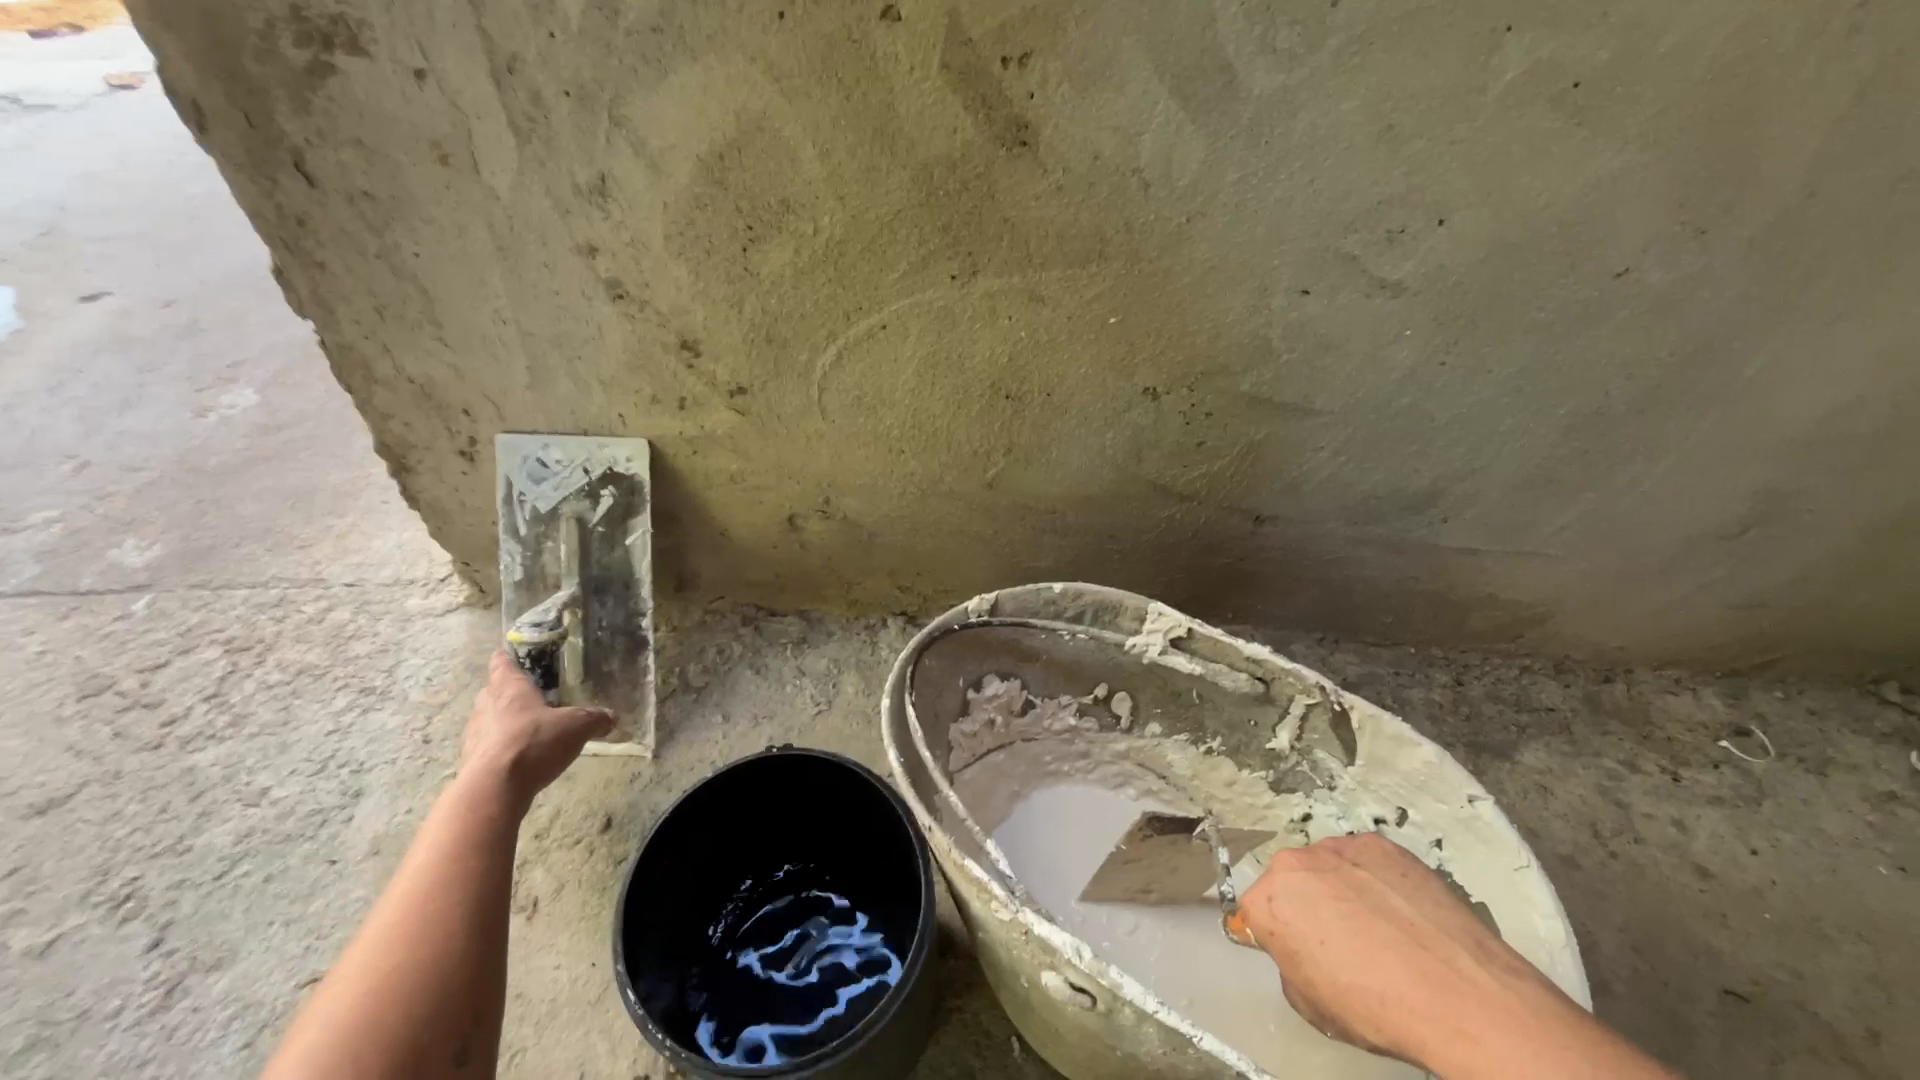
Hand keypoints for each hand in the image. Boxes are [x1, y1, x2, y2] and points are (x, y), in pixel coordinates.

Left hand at [459, 649, 613, 809]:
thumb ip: (595, 719)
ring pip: (487, 720)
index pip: (502, 664)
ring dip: (501, 722)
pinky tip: (518, 758)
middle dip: (506, 692)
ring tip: (525, 730)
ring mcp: (475, 734)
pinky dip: (499, 748)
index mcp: (509, 689)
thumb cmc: (534, 742)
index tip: (508, 654)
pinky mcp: (471, 761)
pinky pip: (486, 747)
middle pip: (492, 691)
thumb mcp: (576, 727)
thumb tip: (612, 717)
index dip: (506, 658)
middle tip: (527, 697)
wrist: (495, 788)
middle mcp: (487, 706)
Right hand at [1238, 832, 1587, 1072]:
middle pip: (1292, 881)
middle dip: (1309, 904)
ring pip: (1329, 867)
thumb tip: (1302, 950)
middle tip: (1342, 940)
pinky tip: (1401, 913)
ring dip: (1342, 888)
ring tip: (1379, 927)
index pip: (1258, 912)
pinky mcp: (1382, 846)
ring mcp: (1340, 848)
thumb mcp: (1312, 1005)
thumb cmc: (1379, 1006)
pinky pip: (1366, 860)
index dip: (1280, 935)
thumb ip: (1290, 965)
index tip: (1302, 950)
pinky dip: (1377, 879)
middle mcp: (1295, 864)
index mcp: (1267, 902)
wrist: (1457, 993)